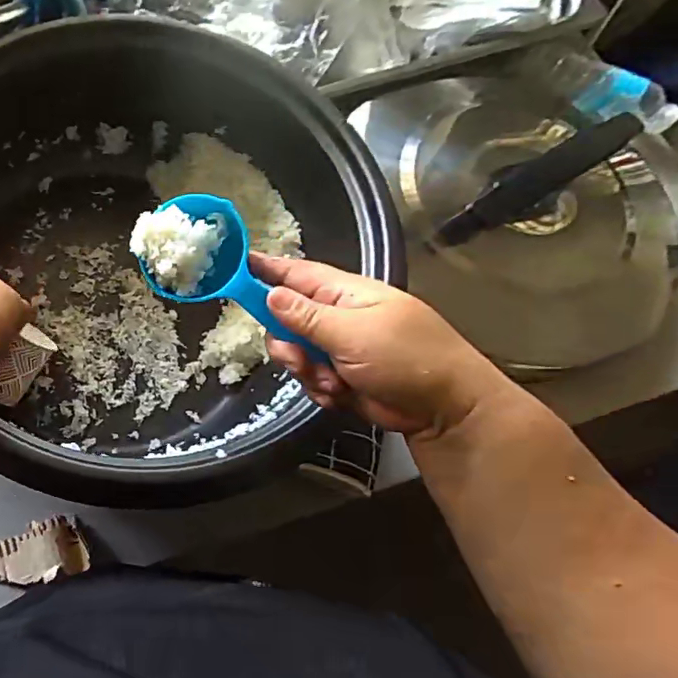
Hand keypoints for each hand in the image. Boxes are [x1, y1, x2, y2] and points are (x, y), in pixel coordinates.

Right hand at [250, 254, 514, 440]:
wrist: (444, 409)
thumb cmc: (407, 358)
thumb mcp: (352, 333)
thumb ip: (306, 315)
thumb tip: (270, 293)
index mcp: (344, 293)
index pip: (295, 273)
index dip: (264, 270)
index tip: (233, 269)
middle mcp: (337, 316)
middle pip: (285, 319)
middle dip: (287, 342)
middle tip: (299, 358)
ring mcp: (339, 347)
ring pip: (295, 353)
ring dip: (306, 371)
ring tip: (332, 382)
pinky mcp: (341, 376)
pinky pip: (310, 378)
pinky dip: (321, 389)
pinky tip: (342, 394)